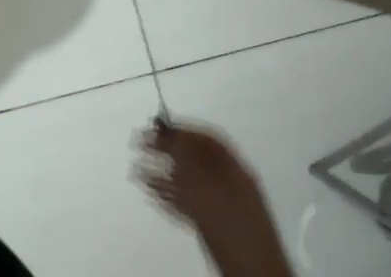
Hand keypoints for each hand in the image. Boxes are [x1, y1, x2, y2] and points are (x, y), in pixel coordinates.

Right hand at [140, 122, 278, 247]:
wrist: (252, 272)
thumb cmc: (228, 223)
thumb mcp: (205, 185)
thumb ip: (185, 157)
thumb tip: (168, 133)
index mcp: (234, 169)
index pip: (206, 139)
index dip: (180, 129)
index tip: (154, 127)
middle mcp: (230, 182)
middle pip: (196, 157)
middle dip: (167, 149)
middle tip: (140, 144)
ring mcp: (223, 204)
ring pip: (189, 180)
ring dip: (163, 172)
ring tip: (138, 168)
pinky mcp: (215, 224)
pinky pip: (190, 201)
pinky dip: (170, 194)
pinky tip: (153, 192)